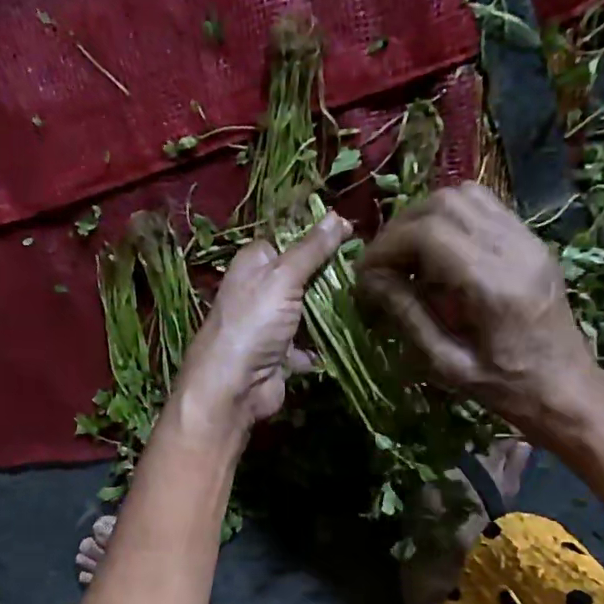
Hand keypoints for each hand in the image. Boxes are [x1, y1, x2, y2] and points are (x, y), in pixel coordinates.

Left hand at [171, 213, 348, 441]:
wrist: (234, 387)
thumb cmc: (253, 324)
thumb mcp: (282, 278)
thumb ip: (311, 249)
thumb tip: (338, 216)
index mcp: (254, 263)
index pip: (290, 239)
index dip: (319, 236)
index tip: (353, 235)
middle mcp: (262, 290)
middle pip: (304, 275)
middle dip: (332, 275)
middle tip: (367, 270)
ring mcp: (273, 324)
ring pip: (312, 310)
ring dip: (334, 311)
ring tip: (368, 301)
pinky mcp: (284, 353)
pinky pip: (313, 343)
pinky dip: (327, 344)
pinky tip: (350, 338)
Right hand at [357, 183, 603, 435]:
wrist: (569, 391)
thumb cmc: (509, 391)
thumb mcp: (450, 367)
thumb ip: (409, 318)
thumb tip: (371, 282)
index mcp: (495, 286)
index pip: (428, 234)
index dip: (386, 247)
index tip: (366, 276)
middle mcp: (515, 251)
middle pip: (444, 204)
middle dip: (401, 230)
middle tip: (383, 267)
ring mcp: (529, 241)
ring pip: (465, 196)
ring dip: (425, 218)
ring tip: (409, 257)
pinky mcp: (534, 242)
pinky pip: (486, 207)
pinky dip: (452, 218)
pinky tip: (441, 253)